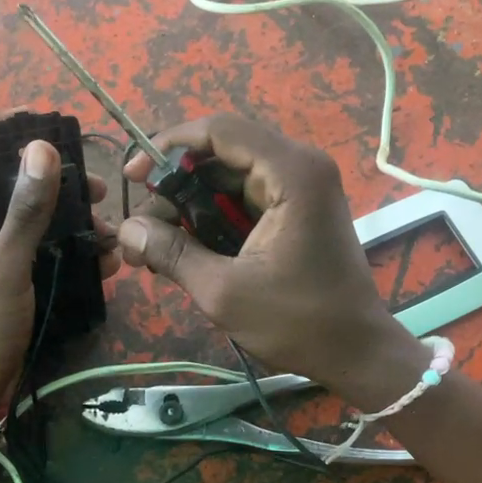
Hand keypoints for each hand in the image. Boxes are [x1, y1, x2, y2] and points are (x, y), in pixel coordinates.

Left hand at [0, 134, 119, 422]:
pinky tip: (107, 263)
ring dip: (72, 224)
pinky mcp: (9, 289)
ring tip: (111, 232)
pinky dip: (71, 257)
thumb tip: (39, 148)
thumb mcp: (5, 266)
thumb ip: (24, 210)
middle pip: (10, 189)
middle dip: (54, 183)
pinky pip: (42, 260)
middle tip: (97, 189)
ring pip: (33, 226)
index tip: (41, 125)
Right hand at [118, 114, 425, 405]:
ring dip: (190, 209)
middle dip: (175, 188)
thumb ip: (172, 253)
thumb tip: (127, 229)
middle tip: (142, 233)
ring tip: (156, 249)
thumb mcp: (223, 290)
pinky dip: (212, 222)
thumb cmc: (296, 321)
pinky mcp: (296, 213)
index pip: (219, 131)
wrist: (354, 352)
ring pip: (228, 180)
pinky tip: (186, 252)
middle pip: (221, 155)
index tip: (133, 179)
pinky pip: (244, 202)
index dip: (168, 148)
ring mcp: (300, 189)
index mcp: (290, 172)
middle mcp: (298, 167)